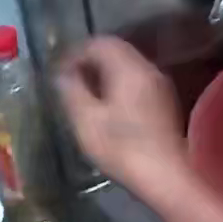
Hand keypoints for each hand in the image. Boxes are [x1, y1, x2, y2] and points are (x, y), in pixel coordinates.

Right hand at [53, 37, 188, 190]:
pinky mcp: (163, 103)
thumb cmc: (121, 148)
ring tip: (84, 94)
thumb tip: (62, 75)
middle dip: (89, 61)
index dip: (75, 53)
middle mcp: (147, 69)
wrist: (164, 177)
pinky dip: (118, 85)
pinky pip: (136, 82)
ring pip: (127, 66)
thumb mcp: (86, 121)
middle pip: (116, 51)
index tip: (58, 72)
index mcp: (128, 69)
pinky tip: (107, 107)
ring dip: (103, 74)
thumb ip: (71, 91)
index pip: (99, 44)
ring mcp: (159, 86)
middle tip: (68, 80)